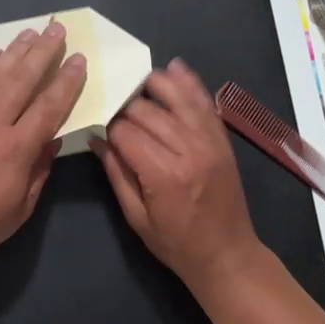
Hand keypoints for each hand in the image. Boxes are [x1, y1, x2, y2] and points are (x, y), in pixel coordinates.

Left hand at [0, 20, 86, 267]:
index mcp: (16, 149)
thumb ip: (38, 172)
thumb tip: (52, 142)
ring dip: (16, 51)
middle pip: (23, 79)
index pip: (49, 107)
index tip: (79, 59)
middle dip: (43, 51)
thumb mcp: (20, 209)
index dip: (66, 82)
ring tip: (31, 31)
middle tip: (56, 27)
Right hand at [93, 60, 265, 290]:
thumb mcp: (137, 217)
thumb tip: (96, 139)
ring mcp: (209, 142)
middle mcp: (188, 151)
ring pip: (177, 98)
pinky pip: (204, 103)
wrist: (228, 256)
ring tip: (137, 80)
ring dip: (155, 84)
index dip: (109, 126)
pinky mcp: (222, 140)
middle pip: (147, 111)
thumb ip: (117, 174)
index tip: (99, 126)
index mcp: (163, 175)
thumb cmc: (177, 245)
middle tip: (113, 108)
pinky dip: (190, 83)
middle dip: (126, 106)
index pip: (126, 132)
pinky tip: (175, 67)